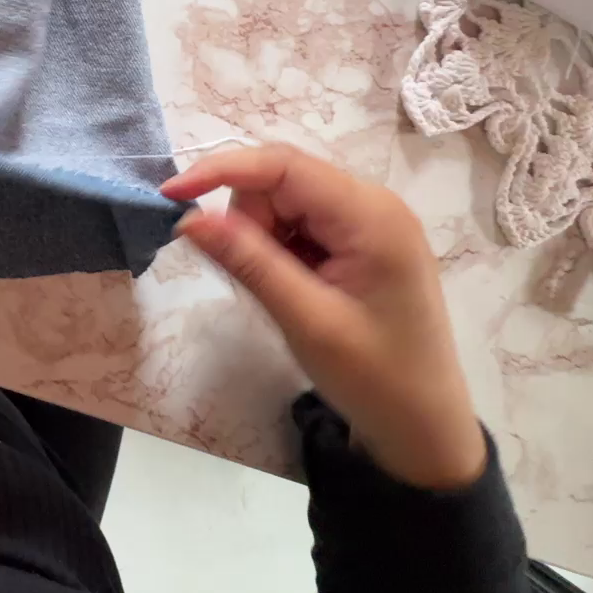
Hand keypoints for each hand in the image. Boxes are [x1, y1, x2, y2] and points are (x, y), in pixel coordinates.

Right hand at [163, 146, 486, 489]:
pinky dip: (272, 245)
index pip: (281, 165)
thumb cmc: (373, 377)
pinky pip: (291, 219)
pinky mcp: (353, 237)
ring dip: (259, 235)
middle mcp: (369, 202)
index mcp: (369, 215)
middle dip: (246, 218)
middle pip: (277, 179)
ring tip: (282, 287)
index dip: (221, 170)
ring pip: (278, 199)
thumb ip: (247, 261)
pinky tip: (291, 283)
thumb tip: (188, 217)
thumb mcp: (304, 318)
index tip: (170, 194)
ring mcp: (363, 218)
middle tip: (256, 276)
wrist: (421, 426)